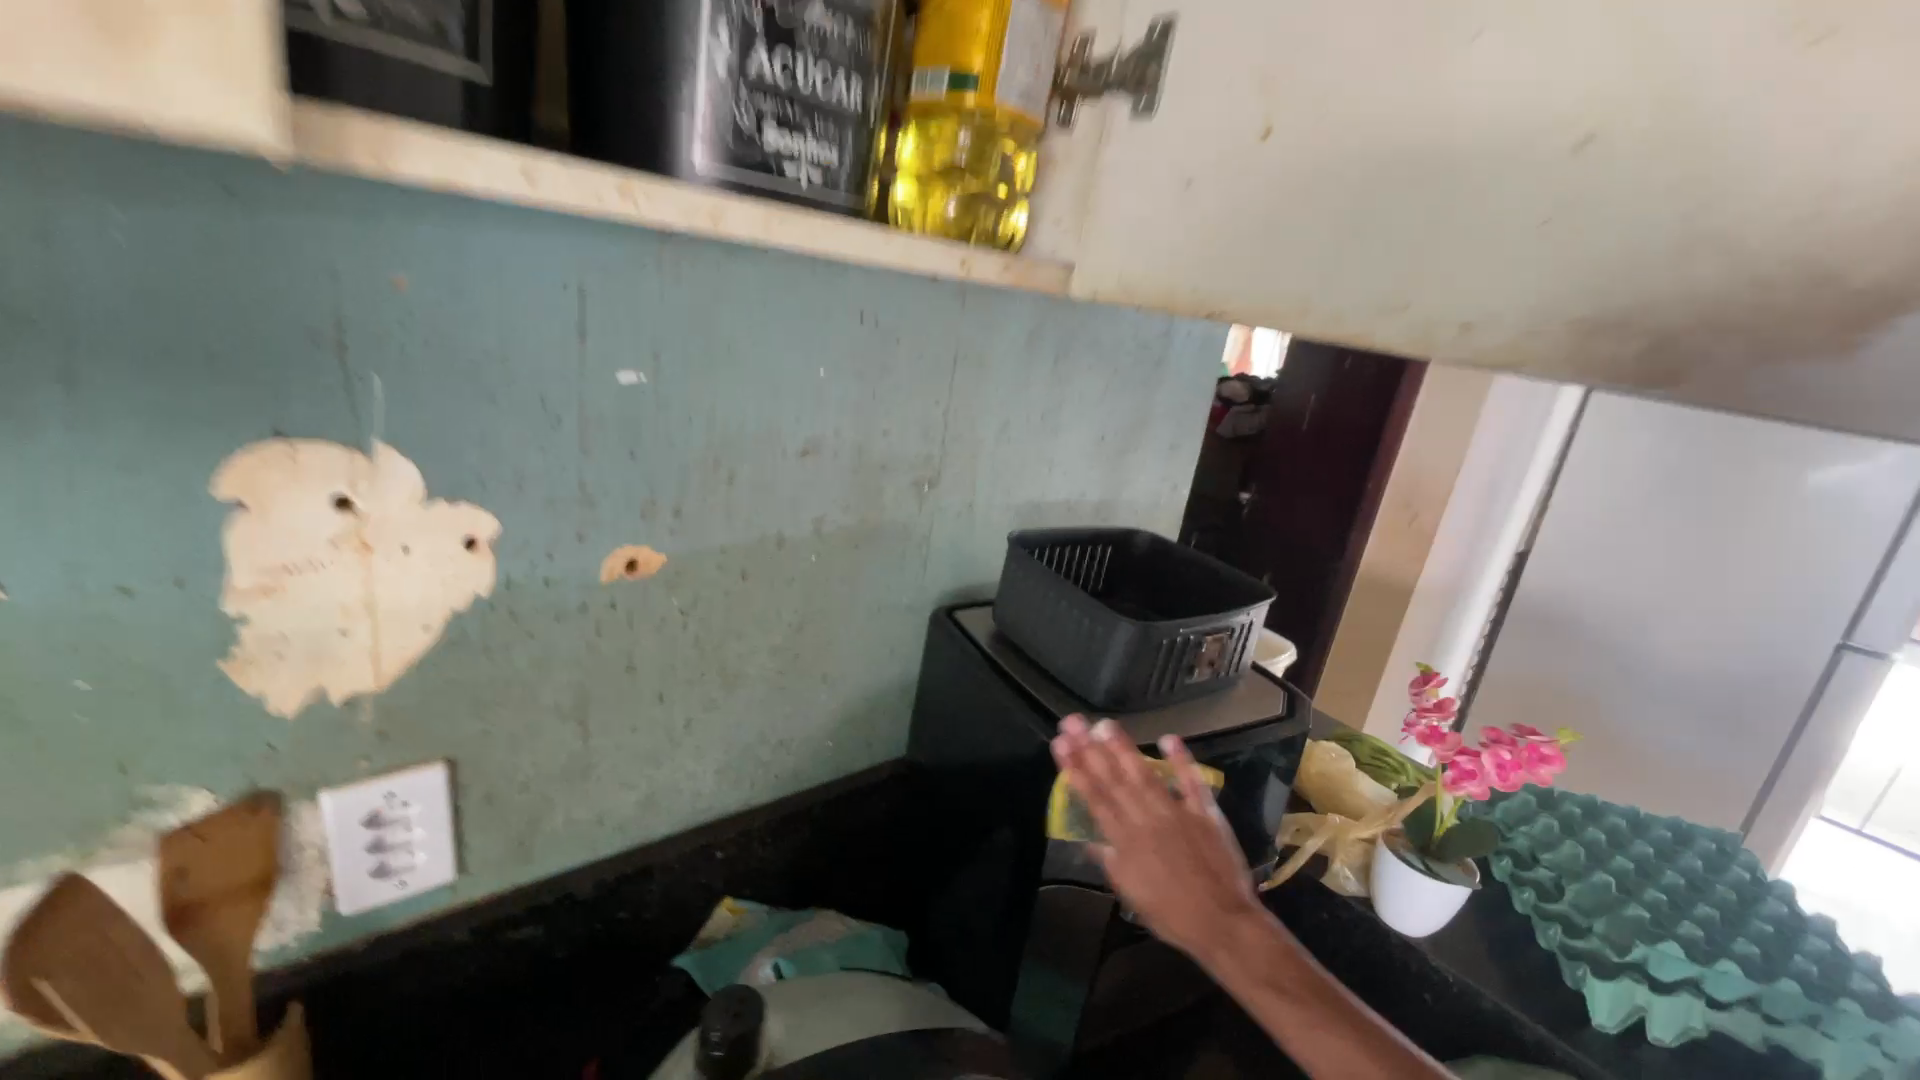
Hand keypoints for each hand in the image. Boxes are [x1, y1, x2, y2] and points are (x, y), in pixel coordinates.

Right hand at [1050, 714, 1265, 961]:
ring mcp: (1176, 813)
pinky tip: (1167, 738)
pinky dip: (1181, 760)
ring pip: (1144, 775)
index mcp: (1125, 841)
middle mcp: (1146, 820)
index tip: (1060, 743)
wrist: (1221, 922)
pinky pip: (1191, 782)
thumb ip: (1111, 863)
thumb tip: (1090, 841)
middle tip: (1073, 721)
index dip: (1075, 769)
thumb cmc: (1171, 915)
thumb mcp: (1131, 894)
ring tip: (1105, 724)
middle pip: (1113, 780)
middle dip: (1090, 749)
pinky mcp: (1205, 813)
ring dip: (1124, 748)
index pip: (1094, 798)